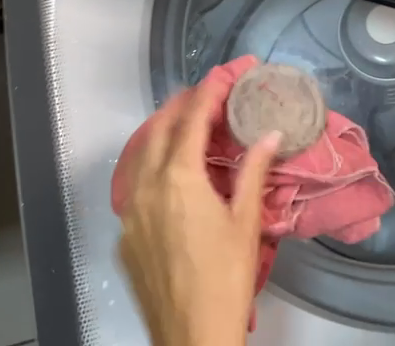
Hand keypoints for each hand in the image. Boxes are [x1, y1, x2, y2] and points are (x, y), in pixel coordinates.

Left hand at [116, 77, 281, 345]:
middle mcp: (147, 188)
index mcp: (178, 178)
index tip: (222, 74)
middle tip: (204, 94)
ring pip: (140, 157)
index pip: (192, 120)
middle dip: (180, 106)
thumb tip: (270, 135)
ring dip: (161, 134)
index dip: (208, 92)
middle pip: (159, 130)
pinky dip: (150, 168)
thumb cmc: (226, 278)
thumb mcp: (246, 222)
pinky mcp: (125, 239)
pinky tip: (168, 177)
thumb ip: (254, 172)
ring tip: (184, 125)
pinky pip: (134, 188)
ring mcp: (130, 214)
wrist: (192, 339)